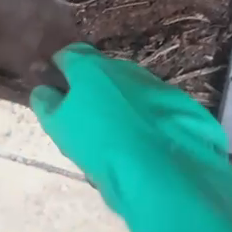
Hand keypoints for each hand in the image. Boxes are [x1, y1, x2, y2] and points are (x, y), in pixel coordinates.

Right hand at [30, 43, 231, 192]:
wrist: (167, 177)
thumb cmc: (100, 147)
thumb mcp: (59, 128)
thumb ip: (46, 103)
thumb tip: (44, 90)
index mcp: (90, 67)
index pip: (68, 54)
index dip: (60, 70)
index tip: (55, 88)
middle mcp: (125, 68)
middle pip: (102, 71)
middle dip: (94, 88)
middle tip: (88, 117)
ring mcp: (158, 86)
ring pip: (132, 90)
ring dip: (124, 104)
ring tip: (121, 137)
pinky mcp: (186, 108)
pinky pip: (160, 110)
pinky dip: (152, 122)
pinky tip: (151, 147)